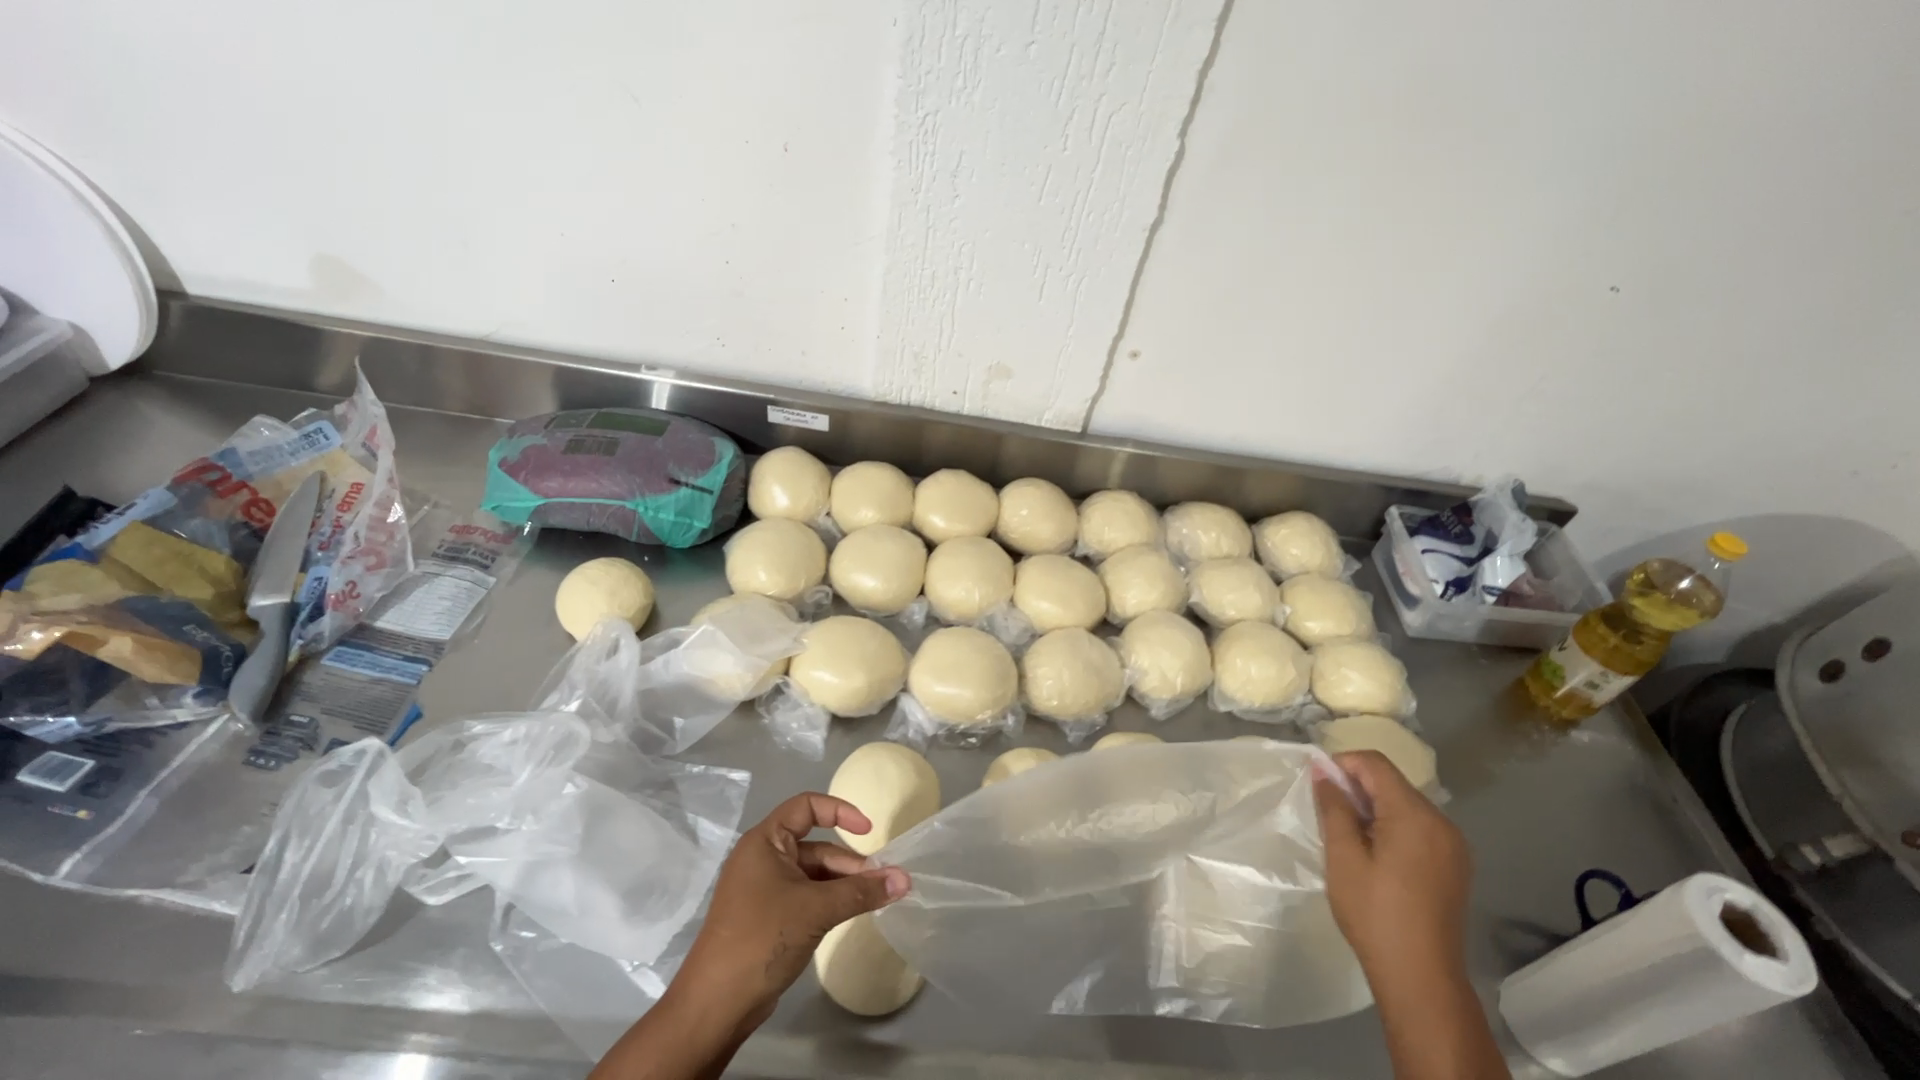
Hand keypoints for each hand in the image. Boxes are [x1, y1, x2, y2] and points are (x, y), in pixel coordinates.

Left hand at [667, 792, 910, 1034]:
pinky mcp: (769, 917)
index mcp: (765, 842)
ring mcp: (765, 889)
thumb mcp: (817, 909)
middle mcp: (763, 859)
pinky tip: (852, 914)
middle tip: (882, 884)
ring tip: (875, 901)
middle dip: (850, 862)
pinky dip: (831, 901)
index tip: (870, 831)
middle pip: (816, 845)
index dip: (840, 811)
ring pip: (814, 874)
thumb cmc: (763, 937)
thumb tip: (905, 880)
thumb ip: (862, 892)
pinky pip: (807, 897)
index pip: (806, 807)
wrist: (717, 1002)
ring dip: (844, 884)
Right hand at [1313, 750, 1470, 984]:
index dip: (1342, 764)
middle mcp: (1442, 822)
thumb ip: (1334, 808)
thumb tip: (1323, 773)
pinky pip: (1419, 829)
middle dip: (1357, 789)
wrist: (1421, 975)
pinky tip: (1376, 858)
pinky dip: (1393, 829)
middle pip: (1393, 784)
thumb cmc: (1375, 914)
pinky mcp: (1455, 865)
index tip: (1317, 786)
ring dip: (1374, 810)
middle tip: (1327, 816)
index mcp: (1415, 815)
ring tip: (1348, 840)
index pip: (1376, 764)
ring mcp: (1453, 845)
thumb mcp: (1343, 858)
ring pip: (1406, 807)